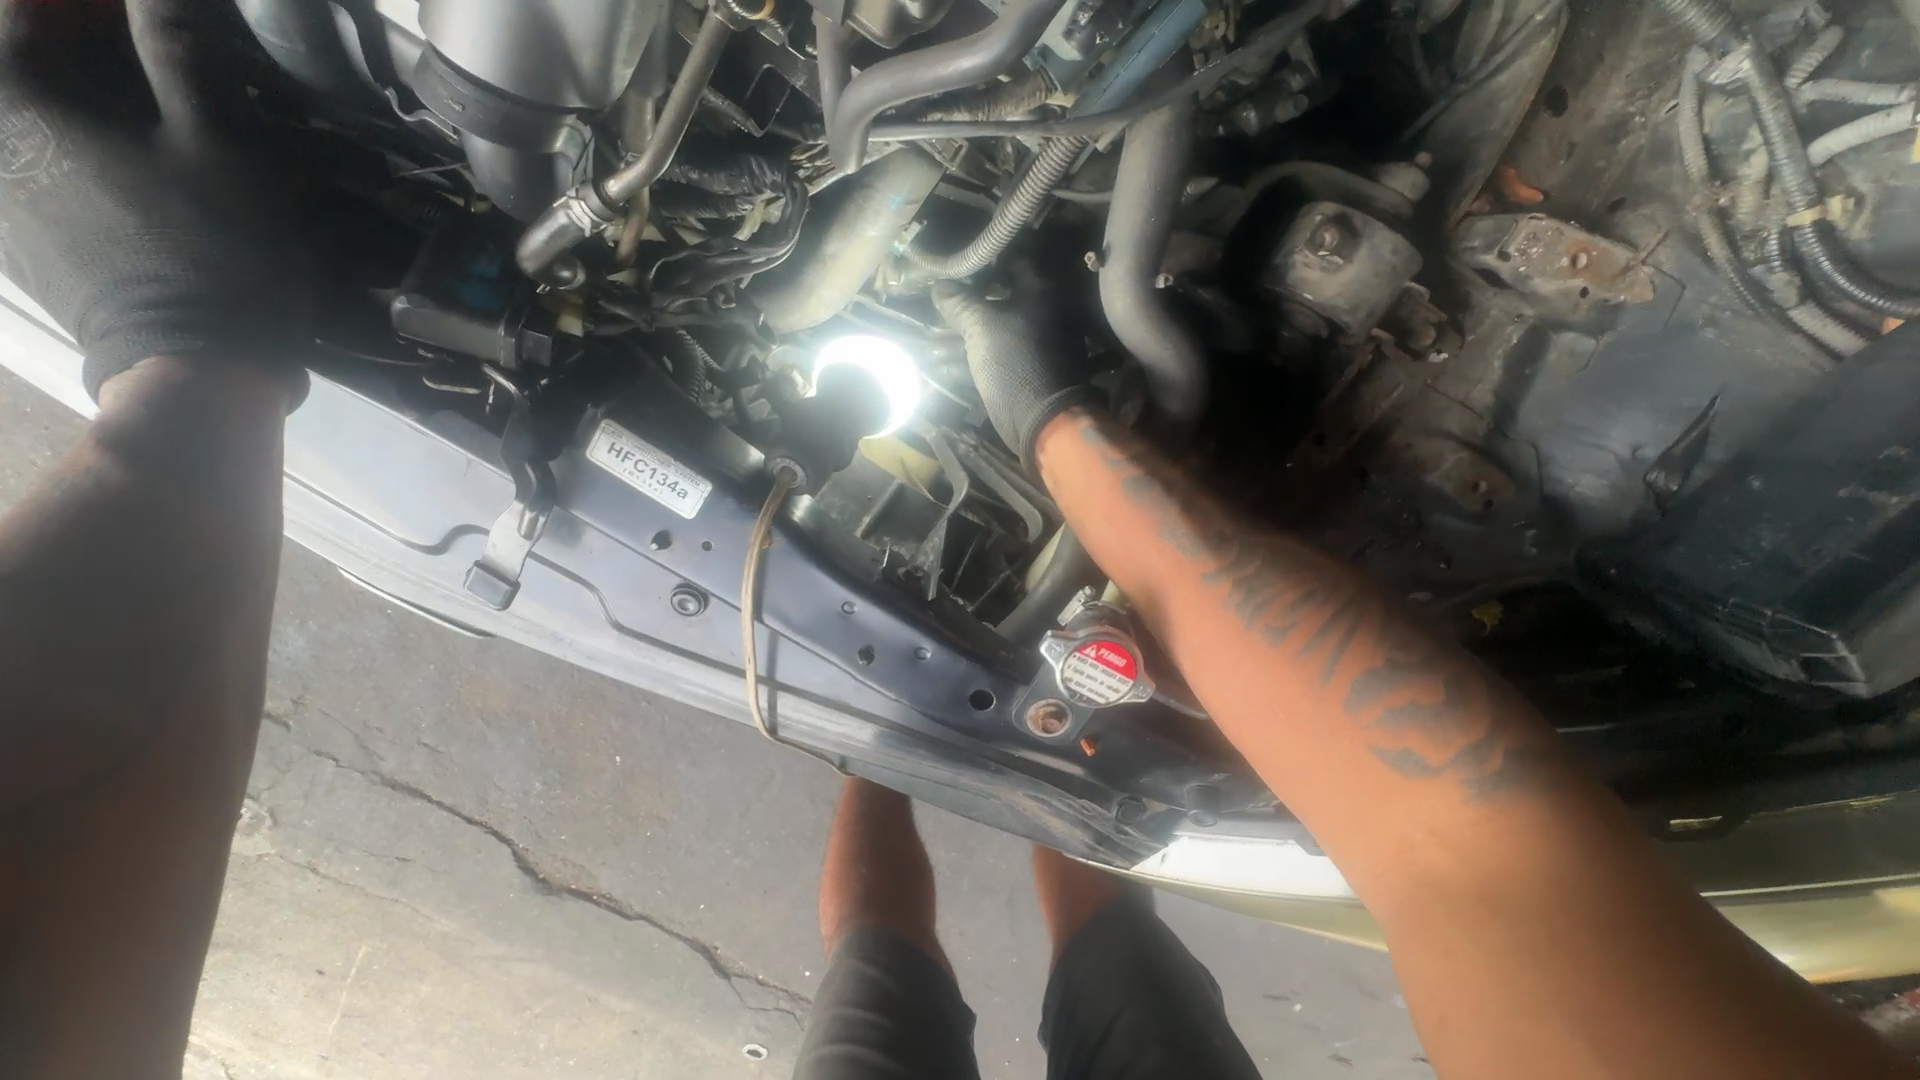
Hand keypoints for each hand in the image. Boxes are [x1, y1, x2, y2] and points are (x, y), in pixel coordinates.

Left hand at [0, 0, 306, 401]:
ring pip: (32, 114)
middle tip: (143, 48)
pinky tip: (131, 167)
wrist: (195, 363)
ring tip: (148, 111)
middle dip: (81, 43)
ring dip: (86, 99)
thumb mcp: (222, 150)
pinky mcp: (15, 230)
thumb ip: (180, 58)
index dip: (89, 3)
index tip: (137, 13)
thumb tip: (152, 0)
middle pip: (22, 58)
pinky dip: (79, 146)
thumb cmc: (218, 251)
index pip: (29, 8)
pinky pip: (36, 162)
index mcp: (18, 94)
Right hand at [932, 269, 1102, 467]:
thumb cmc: (1014, 360)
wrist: (1044, 419)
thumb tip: (939, 285)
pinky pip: (996, 353)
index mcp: (1040, 289)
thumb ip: (958, 302)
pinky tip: (942, 361)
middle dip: (969, 297)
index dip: (983, 257)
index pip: (1013, 256)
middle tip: (942, 297)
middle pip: (1002, 293)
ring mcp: (1037, 340)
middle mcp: (1044, 309)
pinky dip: (972, 355)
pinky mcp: (1027, 367)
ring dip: (965, 329)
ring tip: (932, 332)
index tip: (957, 262)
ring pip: (996, 325)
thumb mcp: (979, 326)